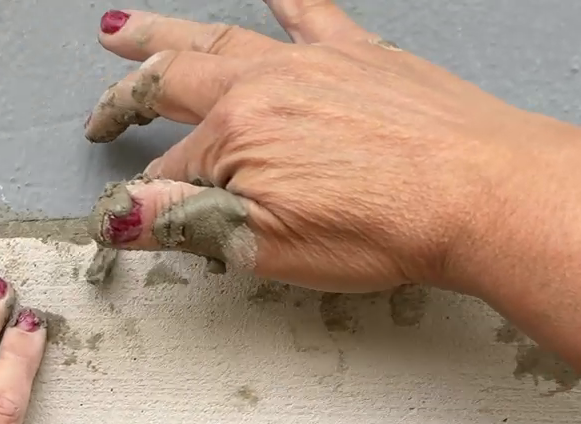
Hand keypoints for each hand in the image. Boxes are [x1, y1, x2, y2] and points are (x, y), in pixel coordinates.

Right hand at [85, 1, 580, 292]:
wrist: (482, 190)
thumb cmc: (378, 225)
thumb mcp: (261, 242)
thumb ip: (180, 220)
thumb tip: (112, 217)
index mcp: (235, 135)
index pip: (169, 174)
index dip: (148, 204)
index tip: (133, 227)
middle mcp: (264, 85)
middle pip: (174, 83)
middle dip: (127, 95)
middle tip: (98, 107)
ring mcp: (312, 63)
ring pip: (222, 38)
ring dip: (169, 34)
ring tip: (128, 26)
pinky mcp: (359, 57)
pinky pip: (312, 11)